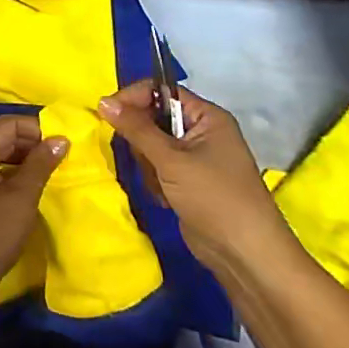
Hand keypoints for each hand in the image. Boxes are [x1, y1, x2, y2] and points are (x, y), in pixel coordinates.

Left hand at [0, 115, 67, 342]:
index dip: (36, 129)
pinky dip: (12, 167)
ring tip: (51, 166)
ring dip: (23, 155)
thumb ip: (41, 165)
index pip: (7, 124)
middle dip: (31, 141)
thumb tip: (61, 139)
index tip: (64, 141)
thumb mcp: (22, 198)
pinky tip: (31, 179)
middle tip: (61, 155)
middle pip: (1, 134)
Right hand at [97, 84, 296, 275]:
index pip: (162, 91)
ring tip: (160, 185)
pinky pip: (158, 166)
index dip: (133, 98)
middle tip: (145, 159)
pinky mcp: (188, 181)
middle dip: (142, 139)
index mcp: (207, 117)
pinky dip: (155, 180)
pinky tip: (164, 198)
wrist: (246, 256)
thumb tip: (102, 101)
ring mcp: (195, 158)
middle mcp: (202, 132)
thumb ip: (136, 129)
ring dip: (148, 164)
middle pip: (154, 117)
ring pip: (151, 144)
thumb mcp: (171, 160)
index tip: (107, 113)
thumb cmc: (214, 198)